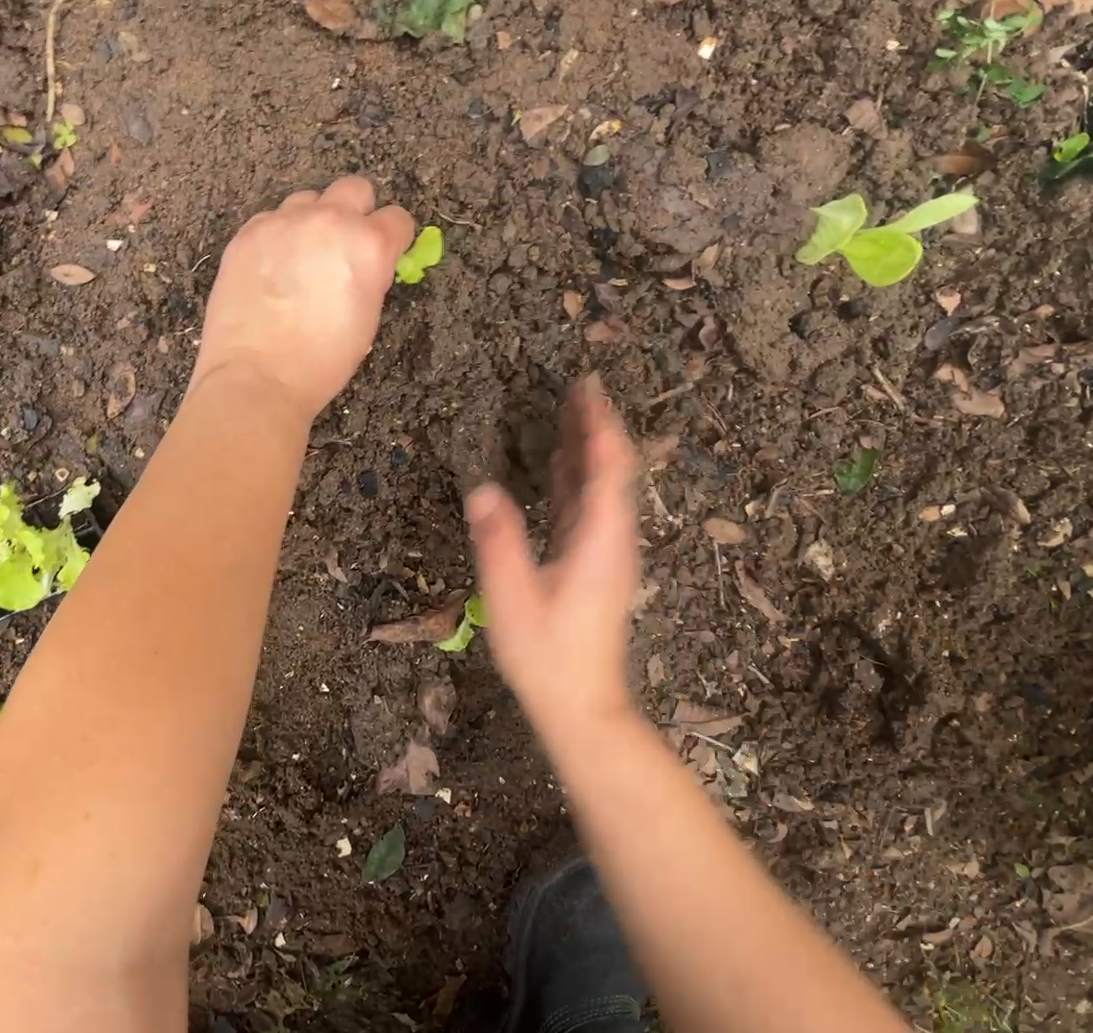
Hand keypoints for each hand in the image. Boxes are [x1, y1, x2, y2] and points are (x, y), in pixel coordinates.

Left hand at [190, 177, 415, 423]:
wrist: (256, 377)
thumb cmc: (318, 363)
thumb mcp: (366, 321)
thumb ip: (371, 279)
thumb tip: (367, 267)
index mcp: (369, 246)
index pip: (397, 218)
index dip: (393, 239)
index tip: (384, 254)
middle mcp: (329, 221)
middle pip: (354, 189)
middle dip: (355, 214)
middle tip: (342, 249)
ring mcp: (283, 223)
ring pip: (308, 200)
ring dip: (311, 222)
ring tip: (300, 261)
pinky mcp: (248, 233)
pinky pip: (270, 219)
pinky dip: (276, 237)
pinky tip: (271, 270)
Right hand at [466, 377, 643, 729]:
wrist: (582, 705)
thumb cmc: (547, 656)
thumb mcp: (511, 599)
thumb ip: (498, 543)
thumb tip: (481, 489)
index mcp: (599, 542)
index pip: (607, 470)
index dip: (599, 426)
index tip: (588, 387)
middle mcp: (611, 541)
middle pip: (611, 472)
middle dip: (595, 428)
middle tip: (577, 387)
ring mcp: (605, 554)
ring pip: (601, 489)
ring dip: (587, 450)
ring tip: (568, 413)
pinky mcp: (594, 566)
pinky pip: (589, 509)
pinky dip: (577, 479)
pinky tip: (559, 466)